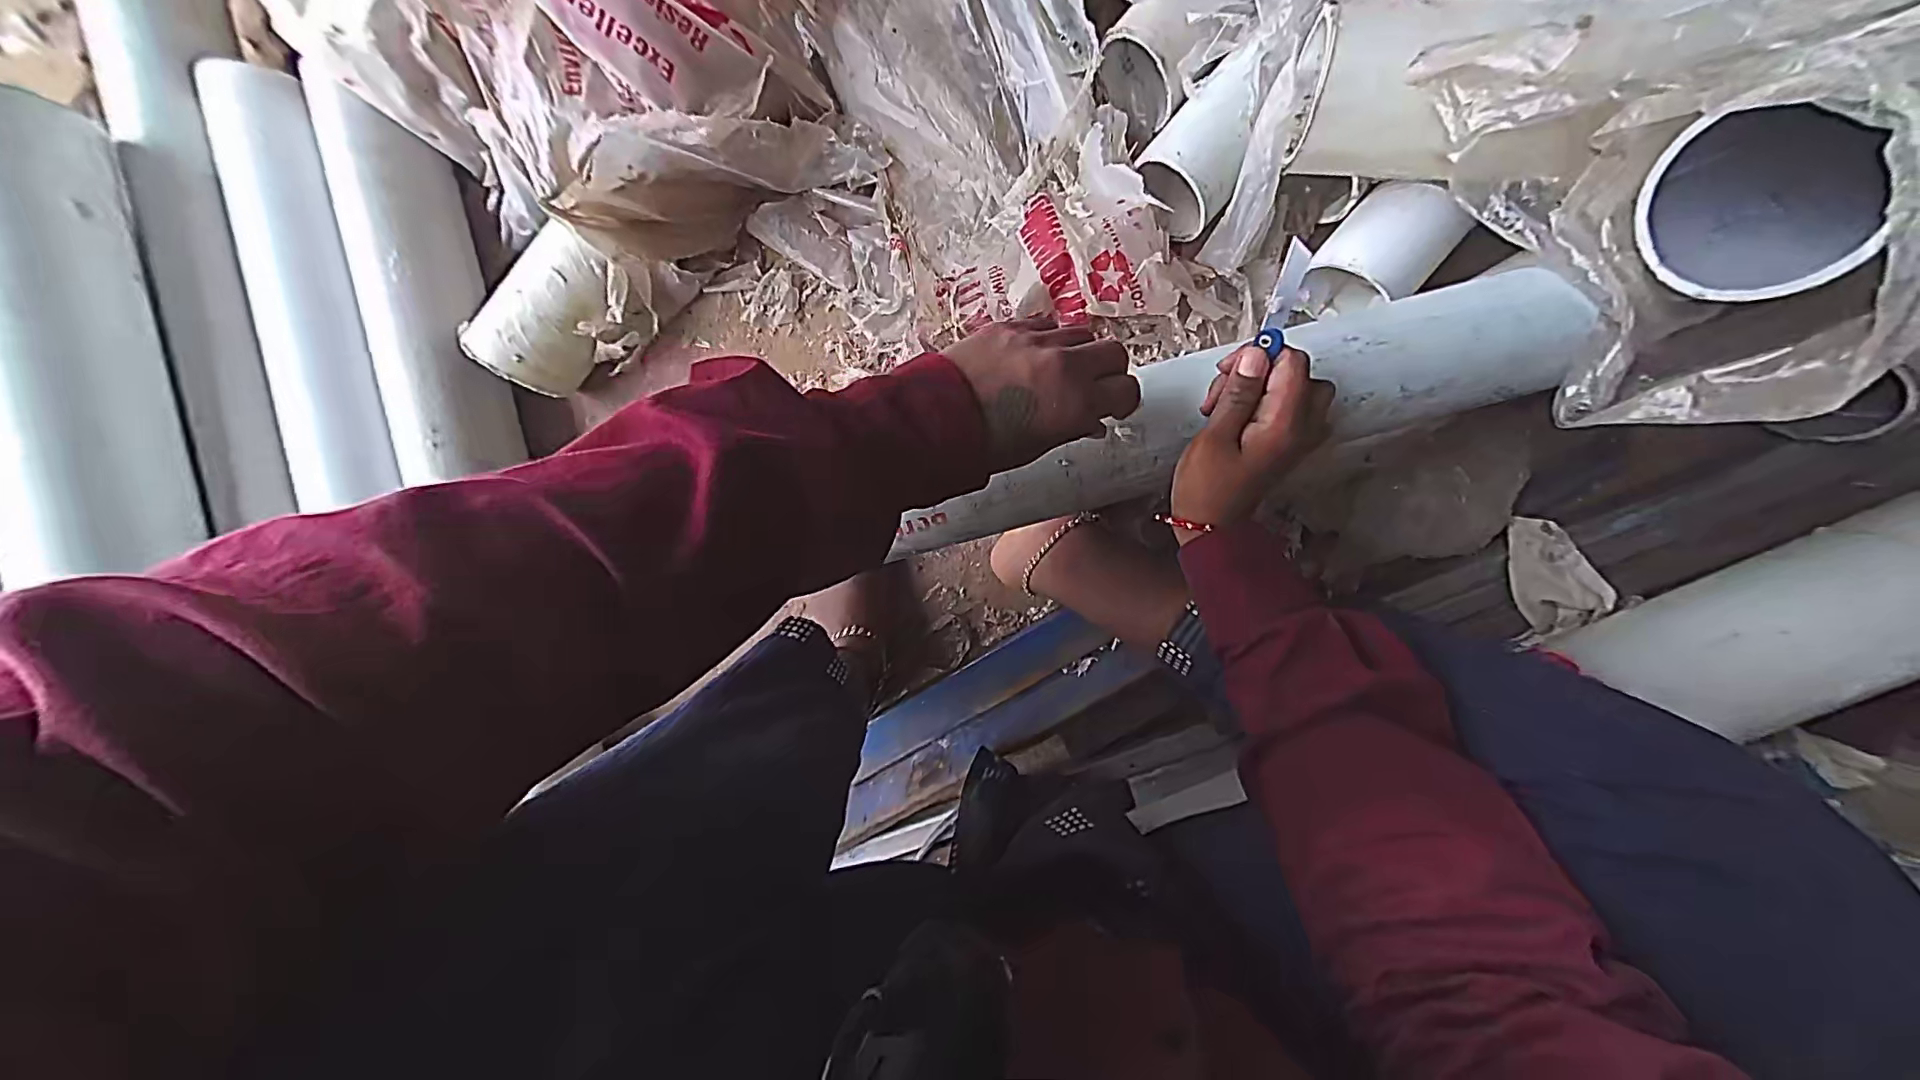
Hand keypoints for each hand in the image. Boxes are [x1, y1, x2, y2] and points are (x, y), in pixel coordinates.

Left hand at [943, 316, 1141, 472]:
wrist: (933, 420)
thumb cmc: (984, 444)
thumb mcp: (1037, 446)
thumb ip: (1073, 427)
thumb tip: (1091, 421)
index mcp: (1076, 401)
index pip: (1126, 389)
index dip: (1123, 399)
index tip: (1115, 405)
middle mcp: (1063, 364)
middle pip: (1113, 352)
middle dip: (1109, 370)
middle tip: (1095, 385)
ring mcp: (1035, 340)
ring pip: (1081, 332)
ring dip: (1079, 351)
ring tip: (1061, 369)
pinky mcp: (1008, 326)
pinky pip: (1045, 324)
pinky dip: (1049, 338)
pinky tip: (1034, 355)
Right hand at [1169, 345, 1332, 541]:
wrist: (1211, 527)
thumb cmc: (1206, 489)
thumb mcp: (1214, 436)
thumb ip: (1239, 393)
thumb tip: (1256, 356)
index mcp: (1285, 425)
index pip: (1292, 363)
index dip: (1259, 357)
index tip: (1228, 370)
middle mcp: (1303, 428)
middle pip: (1298, 372)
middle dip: (1259, 370)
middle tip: (1223, 390)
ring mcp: (1300, 437)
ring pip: (1294, 387)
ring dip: (1259, 386)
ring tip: (1223, 407)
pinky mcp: (1290, 443)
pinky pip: (1289, 407)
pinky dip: (1264, 402)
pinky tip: (1236, 417)